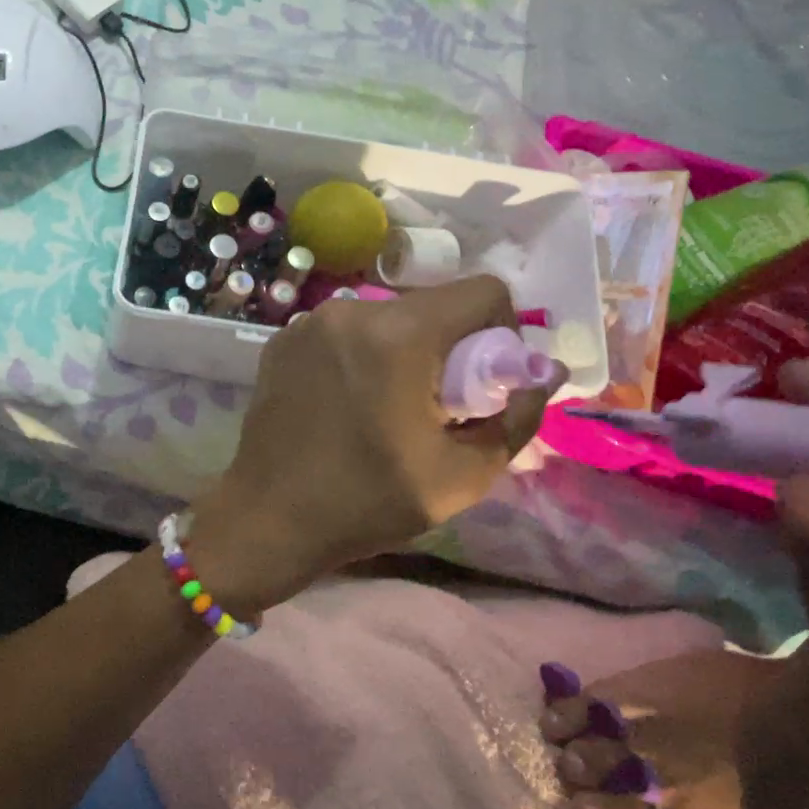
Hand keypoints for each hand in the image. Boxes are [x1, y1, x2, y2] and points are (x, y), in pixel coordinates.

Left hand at [187, 275, 560, 617]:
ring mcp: (306, 323)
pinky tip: (348, 403)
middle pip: (430, 305)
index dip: (502, 332)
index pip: (483, 291)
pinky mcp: (280, 342)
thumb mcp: (465, 472)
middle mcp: (349, 311)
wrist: (270, 516)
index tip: (486, 381)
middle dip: (451, 345)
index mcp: (398, 333)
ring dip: (403, 350)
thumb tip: (538, 377)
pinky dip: (360, 356)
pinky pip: (343, 333)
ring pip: (385, 318)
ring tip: (390, 407)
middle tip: (440, 403)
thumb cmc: (369, 499)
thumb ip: (516, 416)